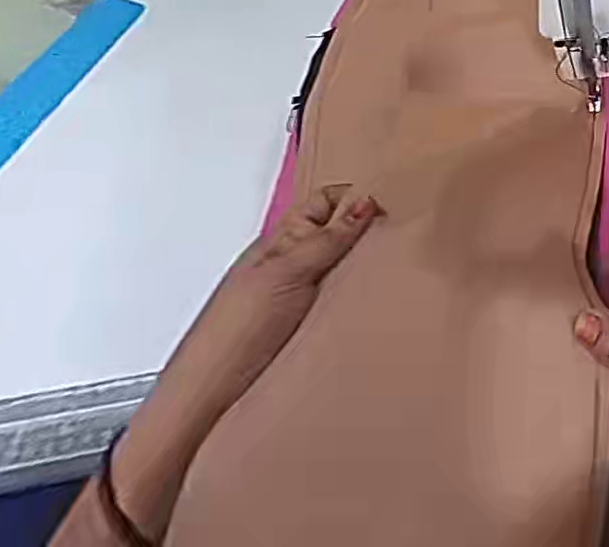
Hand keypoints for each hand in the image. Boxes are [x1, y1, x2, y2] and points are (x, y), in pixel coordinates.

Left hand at [88, 185, 380, 543]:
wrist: (203, 410)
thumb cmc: (234, 335)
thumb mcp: (285, 274)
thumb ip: (327, 238)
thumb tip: (367, 199)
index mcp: (282, 241)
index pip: (327, 201)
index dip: (355, 198)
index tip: (392, 206)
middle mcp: (294, 264)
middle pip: (341, 233)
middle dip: (369, 233)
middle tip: (405, 237)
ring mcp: (304, 297)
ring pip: (347, 267)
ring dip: (368, 267)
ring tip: (400, 269)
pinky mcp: (313, 329)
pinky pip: (346, 300)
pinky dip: (363, 297)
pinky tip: (382, 302)